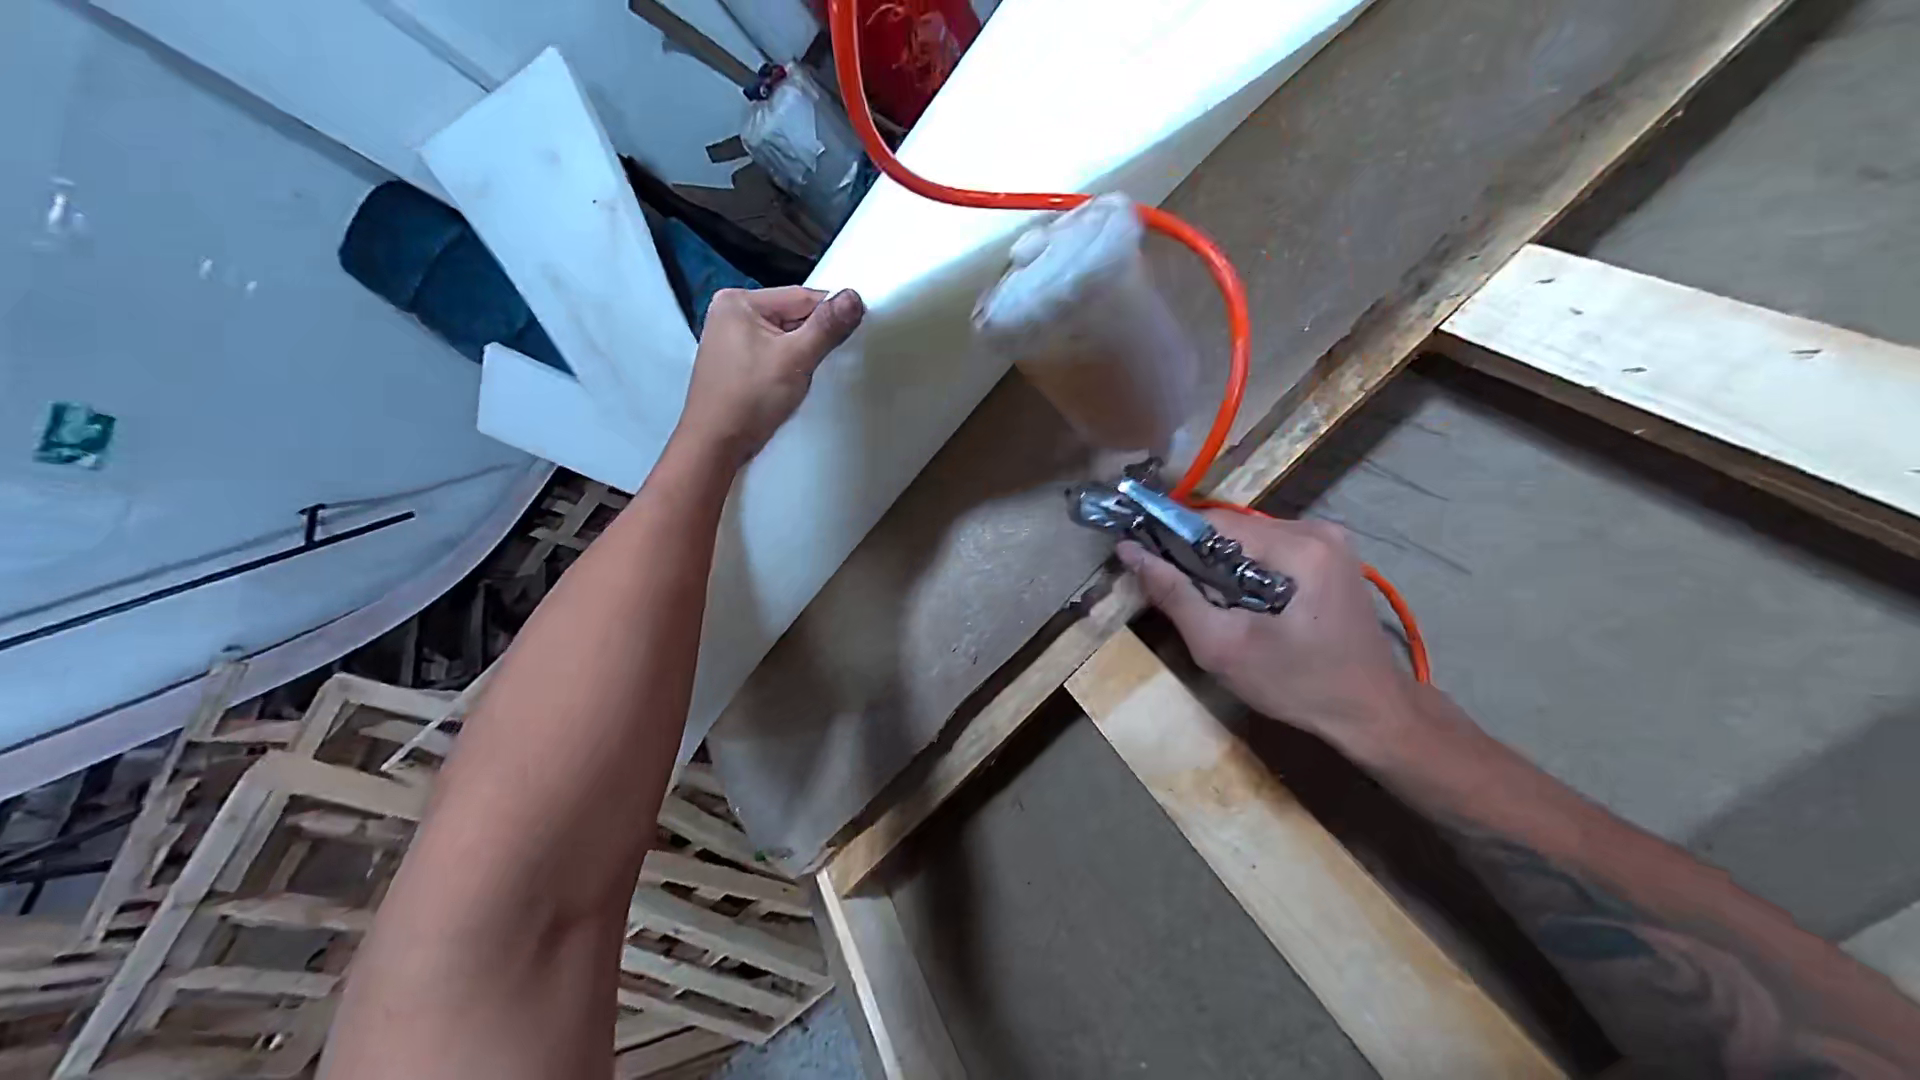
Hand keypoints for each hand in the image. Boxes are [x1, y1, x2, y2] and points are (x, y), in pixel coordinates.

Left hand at [676, 287, 864, 464]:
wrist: (715, 444)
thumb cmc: (749, 399)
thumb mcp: (795, 359)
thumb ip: (826, 326)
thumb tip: (854, 296)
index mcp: (739, 301)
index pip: (802, 297)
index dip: (830, 315)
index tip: (851, 334)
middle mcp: (731, 312)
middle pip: (793, 315)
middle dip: (814, 337)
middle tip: (826, 361)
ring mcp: (731, 338)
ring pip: (785, 336)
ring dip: (802, 353)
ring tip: (806, 375)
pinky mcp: (736, 361)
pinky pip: (773, 352)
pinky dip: (788, 363)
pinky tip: (791, 381)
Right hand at [1119, 513, 1421, 744]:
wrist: (1371, 712)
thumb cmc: (1296, 685)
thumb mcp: (1223, 646)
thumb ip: (1174, 595)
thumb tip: (1128, 551)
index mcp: (1298, 547)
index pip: (1214, 522)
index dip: (1172, 536)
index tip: (1142, 558)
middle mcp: (1318, 529)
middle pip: (1233, 528)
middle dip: (1198, 555)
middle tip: (1176, 593)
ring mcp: (1331, 539)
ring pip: (1250, 537)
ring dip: (1222, 562)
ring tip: (1209, 601)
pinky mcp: (1334, 554)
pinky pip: (1272, 547)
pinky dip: (1248, 567)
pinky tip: (1242, 600)